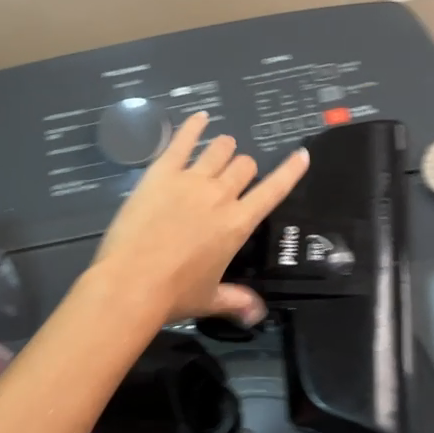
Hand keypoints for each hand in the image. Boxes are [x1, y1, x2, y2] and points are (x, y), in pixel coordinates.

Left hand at [89, 111, 307, 323]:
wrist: (132, 282)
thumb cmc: (174, 294)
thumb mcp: (210, 299)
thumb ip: (237, 300)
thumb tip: (257, 314)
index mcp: (238, 224)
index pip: (274, 190)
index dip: (290, 171)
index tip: (301, 155)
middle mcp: (221, 195)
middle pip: (244, 165)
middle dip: (243, 168)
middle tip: (232, 177)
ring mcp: (191, 179)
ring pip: (219, 148)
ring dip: (223, 148)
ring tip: (219, 149)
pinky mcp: (162, 171)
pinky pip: (182, 140)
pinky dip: (193, 126)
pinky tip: (199, 118)